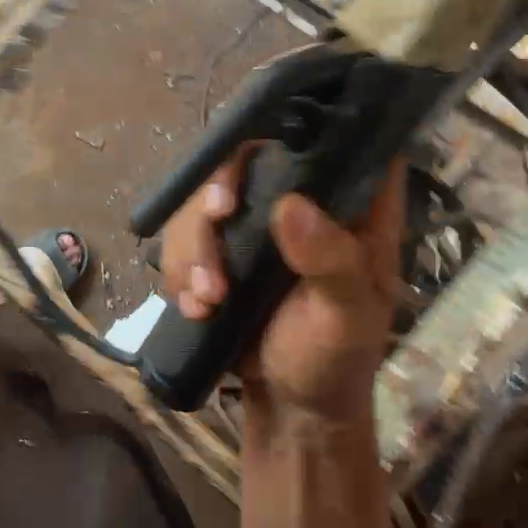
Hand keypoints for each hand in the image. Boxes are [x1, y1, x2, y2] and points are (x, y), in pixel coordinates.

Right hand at [159, 149, 402, 422]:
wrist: (291, 405)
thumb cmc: (337, 358)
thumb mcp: (348, 315)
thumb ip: (329, 261)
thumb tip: (290, 205)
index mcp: (348, 206)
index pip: (328, 136)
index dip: (293, 121)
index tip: (257, 144)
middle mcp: (295, 201)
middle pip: (242, 160)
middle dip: (217, 191)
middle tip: (216, 218)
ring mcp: (251, 225)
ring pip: (201, 201)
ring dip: (194, 247)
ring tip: (207, 300)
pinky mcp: (215, 249)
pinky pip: (179, 237)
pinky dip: (180, 269)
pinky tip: (195, 306)